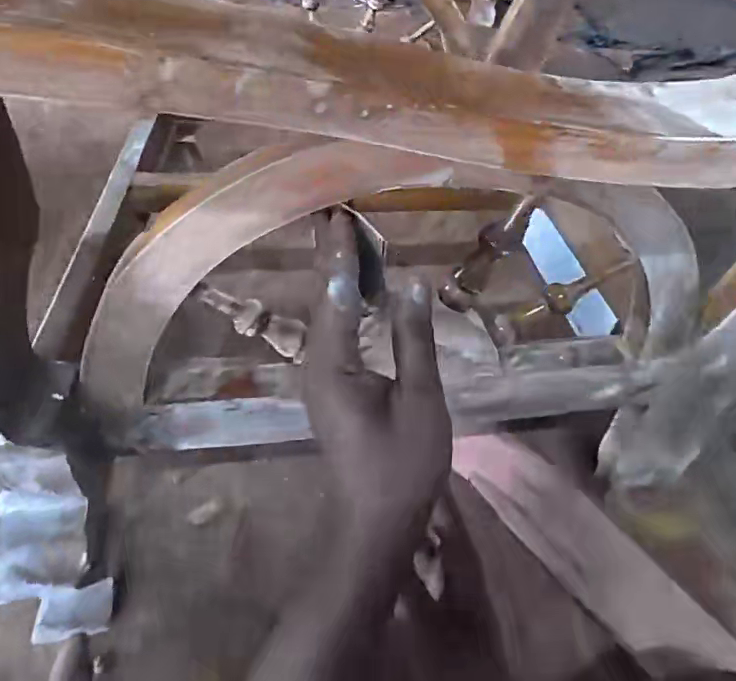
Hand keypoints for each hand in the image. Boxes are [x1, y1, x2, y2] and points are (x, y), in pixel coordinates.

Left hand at [304, 210, 451, 551]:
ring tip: (339, 238)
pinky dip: (342, 299)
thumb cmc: (402, 464)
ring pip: (324, 312)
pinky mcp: (330, 384)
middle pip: (321, 297)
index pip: (335, 294)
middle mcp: (316, 362)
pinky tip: (354, 289)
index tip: (341, 217)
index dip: (340, 254)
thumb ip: (413, 339)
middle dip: (328, 255)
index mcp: (332, 363)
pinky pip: (333, 328)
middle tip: (331, 214)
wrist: (375, 521)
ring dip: (333, 274)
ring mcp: (319, 374)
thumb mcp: (419, 400)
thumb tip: (413, 282)